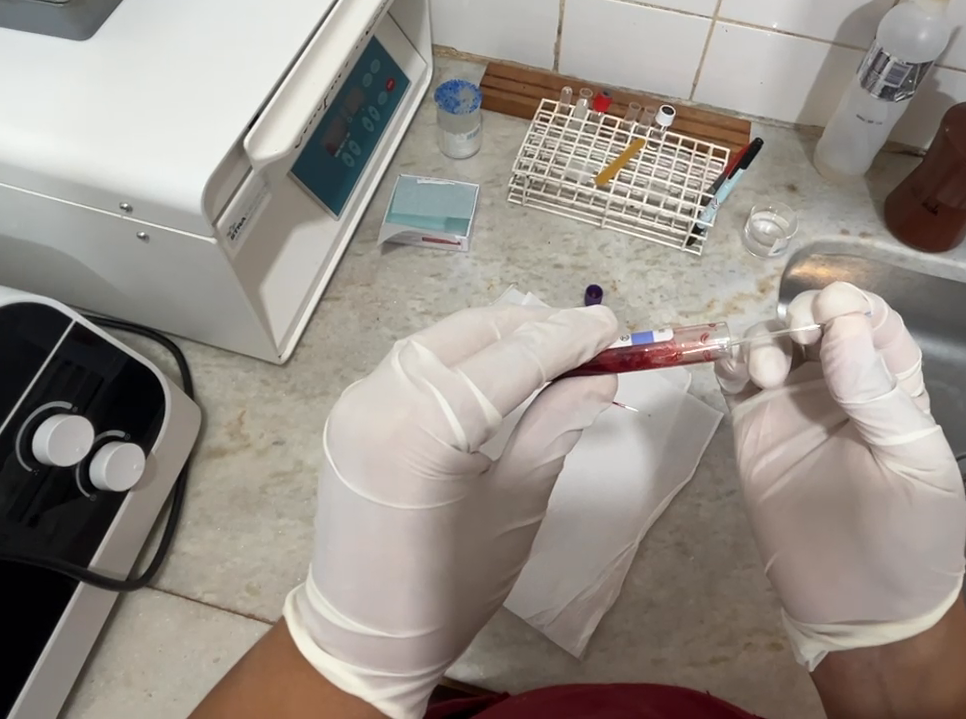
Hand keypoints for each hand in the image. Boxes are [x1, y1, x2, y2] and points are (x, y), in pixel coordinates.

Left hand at [281, 304, 621, 718]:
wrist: (360, 639)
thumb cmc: (448, 587)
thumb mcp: (515, 507)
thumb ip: (555, 429)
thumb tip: (599, 378)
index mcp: (422, 430)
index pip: (510, 360)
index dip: (565, 338)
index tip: (611, 325)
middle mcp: (381, 396)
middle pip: (473, 333)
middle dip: (535, 326)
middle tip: (590, 333)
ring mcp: (359, 397)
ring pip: (444, 337)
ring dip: (501, 332)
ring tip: (554, 340)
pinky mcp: (354, 406)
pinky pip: (418, 359)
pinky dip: (464, 349)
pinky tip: (498, 356)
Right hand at [719, 281, 965, 669]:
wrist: (859, 608)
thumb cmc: (908, 537)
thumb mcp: (916, 464)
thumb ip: (878, 393)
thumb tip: (841, 322)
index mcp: (890, 387)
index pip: (873, 323)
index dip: (854, 306)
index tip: (834, 313)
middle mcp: (838, 385)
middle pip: (815, 320)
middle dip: (803, 313)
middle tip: (799, 335)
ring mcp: (791, 404)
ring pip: (770, 341)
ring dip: (763, 339)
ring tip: (768, 375)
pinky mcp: (753, 426)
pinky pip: (734, 377)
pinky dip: (729, 361)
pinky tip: (736, 375)